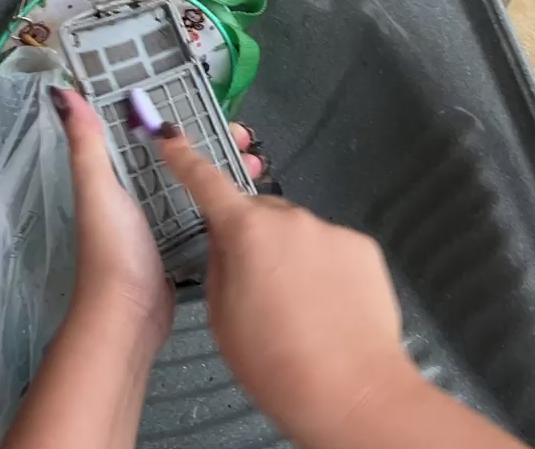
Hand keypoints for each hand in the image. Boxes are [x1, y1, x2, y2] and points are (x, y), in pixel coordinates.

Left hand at [1, 91, 272, 448]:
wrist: (129, 318)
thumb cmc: (112, 248)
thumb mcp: (98, 190)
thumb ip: (87, 143)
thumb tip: (61, 91)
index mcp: (117, 173)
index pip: (148, 129)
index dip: (175, 110)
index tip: (209, 99)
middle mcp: (139, 190)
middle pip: (180, 152)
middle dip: (212, 138)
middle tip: (246, 135)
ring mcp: (163, 216)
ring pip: (197, 178)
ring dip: (224, 165)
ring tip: (256, 160)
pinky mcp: (182, 238)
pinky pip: (205, 207)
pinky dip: (224, 196)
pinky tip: (249, 193)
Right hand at [156, 127, 415, 445]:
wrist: (353, 394)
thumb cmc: (281, 367)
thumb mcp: (222, 318)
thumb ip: (219, 266)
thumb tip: (226, 244)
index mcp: (246, 232)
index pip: (207, 183)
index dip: (186, 159)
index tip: (174, 140)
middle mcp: (289, 219)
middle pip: (258, 214)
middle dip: (252, 238)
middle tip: (256, 286)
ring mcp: (329, 229)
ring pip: (297, 232)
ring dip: (291, 258)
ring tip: (297, 310)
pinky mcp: (360, 245)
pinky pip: (331, 247)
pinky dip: (324, 269)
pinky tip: (327, 308)